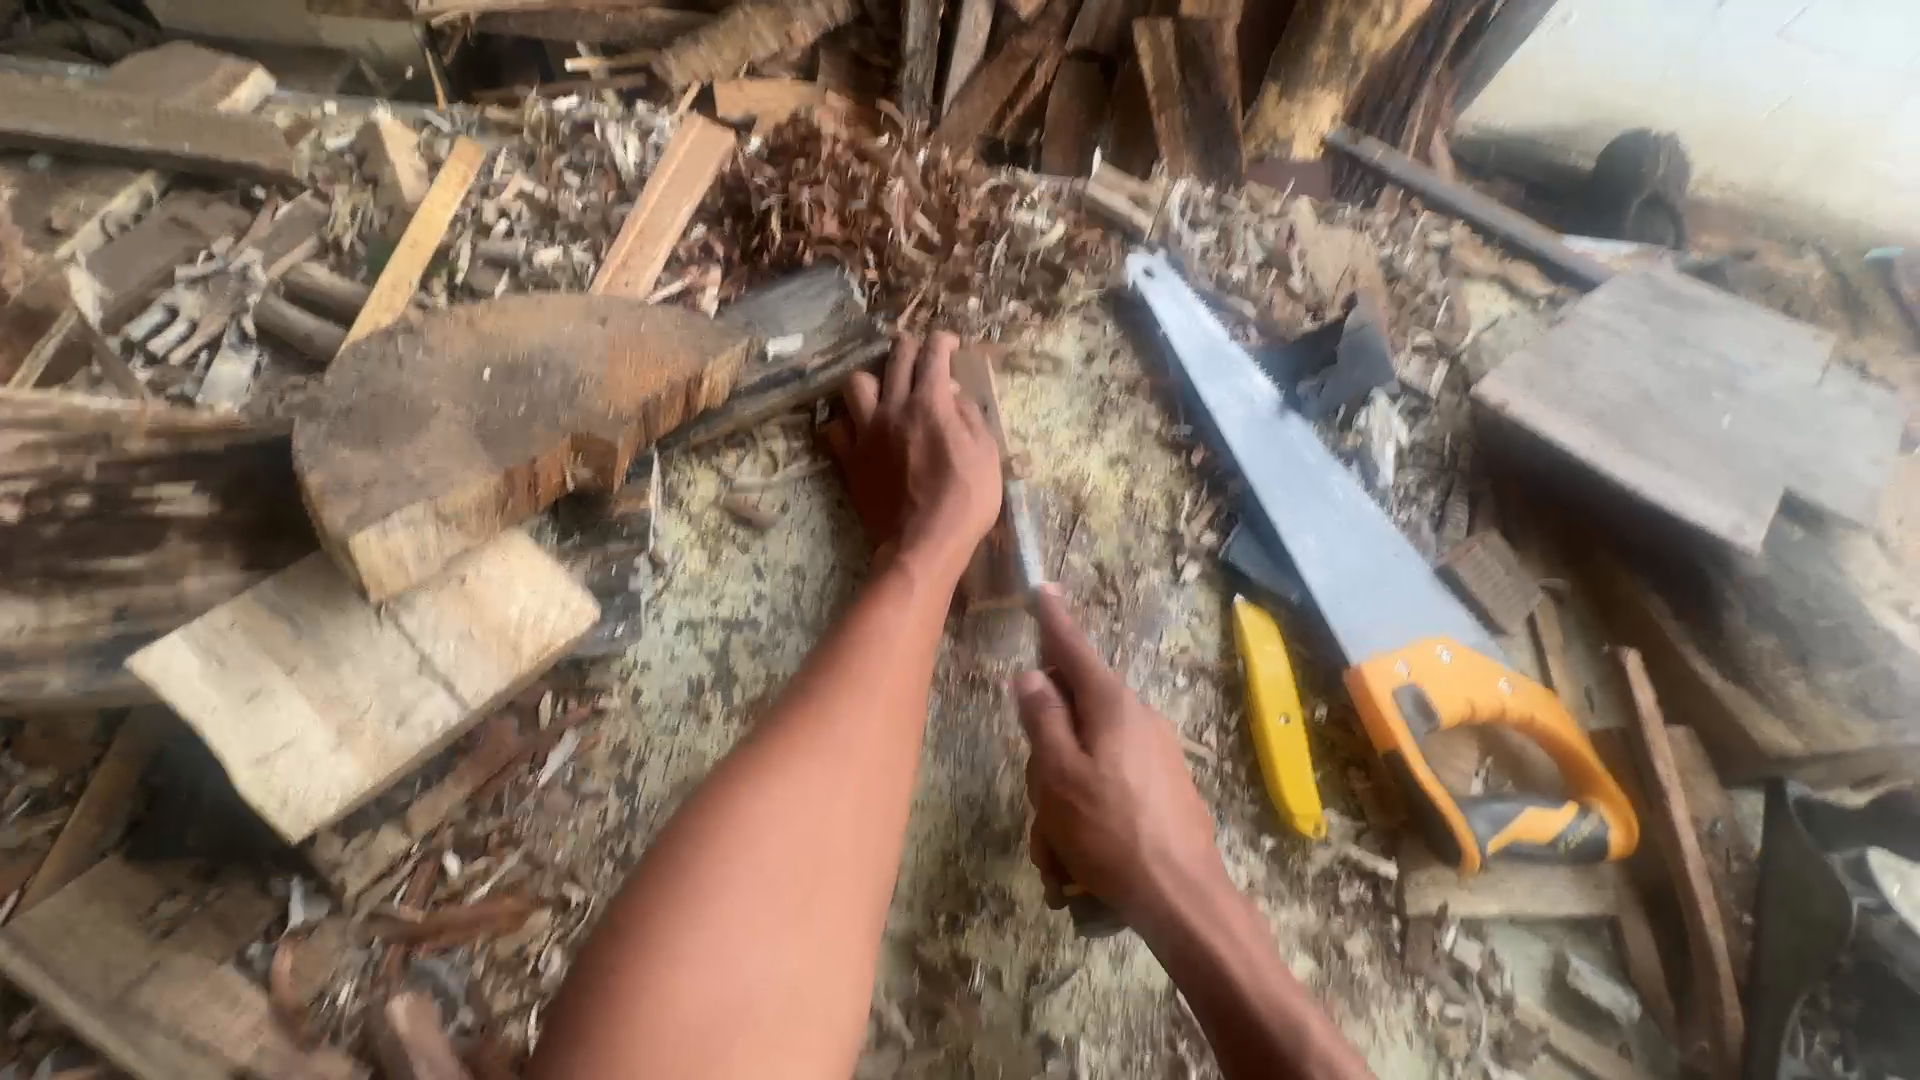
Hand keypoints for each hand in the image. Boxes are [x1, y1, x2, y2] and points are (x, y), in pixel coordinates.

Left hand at [824, 331, 1001, 578]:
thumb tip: (953, 395)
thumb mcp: (987, 454)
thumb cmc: (965, 501)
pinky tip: (858, 429)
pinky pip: (835, 429)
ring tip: (883, 390)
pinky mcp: (849, 461)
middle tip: (920, 354)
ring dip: (872, 380)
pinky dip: (846, 423)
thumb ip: (969, 416)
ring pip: (855, 384)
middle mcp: (893, 409)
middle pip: (895, 359)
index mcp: (930, 404)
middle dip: (910, 347)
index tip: (950, 343)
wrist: (923, 545)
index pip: (934, 355)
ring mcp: (866, 434)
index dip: (944, 341)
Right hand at [1015, 588, 1228, 924]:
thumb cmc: (1111, 832)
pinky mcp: (1163, 787)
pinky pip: (1108, 786)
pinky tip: (1081, 865)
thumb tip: (1030, 675)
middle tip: (1043, 808)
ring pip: (1085, 760)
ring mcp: (1154, 754)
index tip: (1043, 588)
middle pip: (1072, 717)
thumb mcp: (1060, 775)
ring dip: (1062, 803)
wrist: (1184, 898)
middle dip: (1047, 762)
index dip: (1053, 620)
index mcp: (1112, 705)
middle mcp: (1137, 719)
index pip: (1073, 649)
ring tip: (1061, 856)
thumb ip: (1042, 719)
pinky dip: (1087, 816)